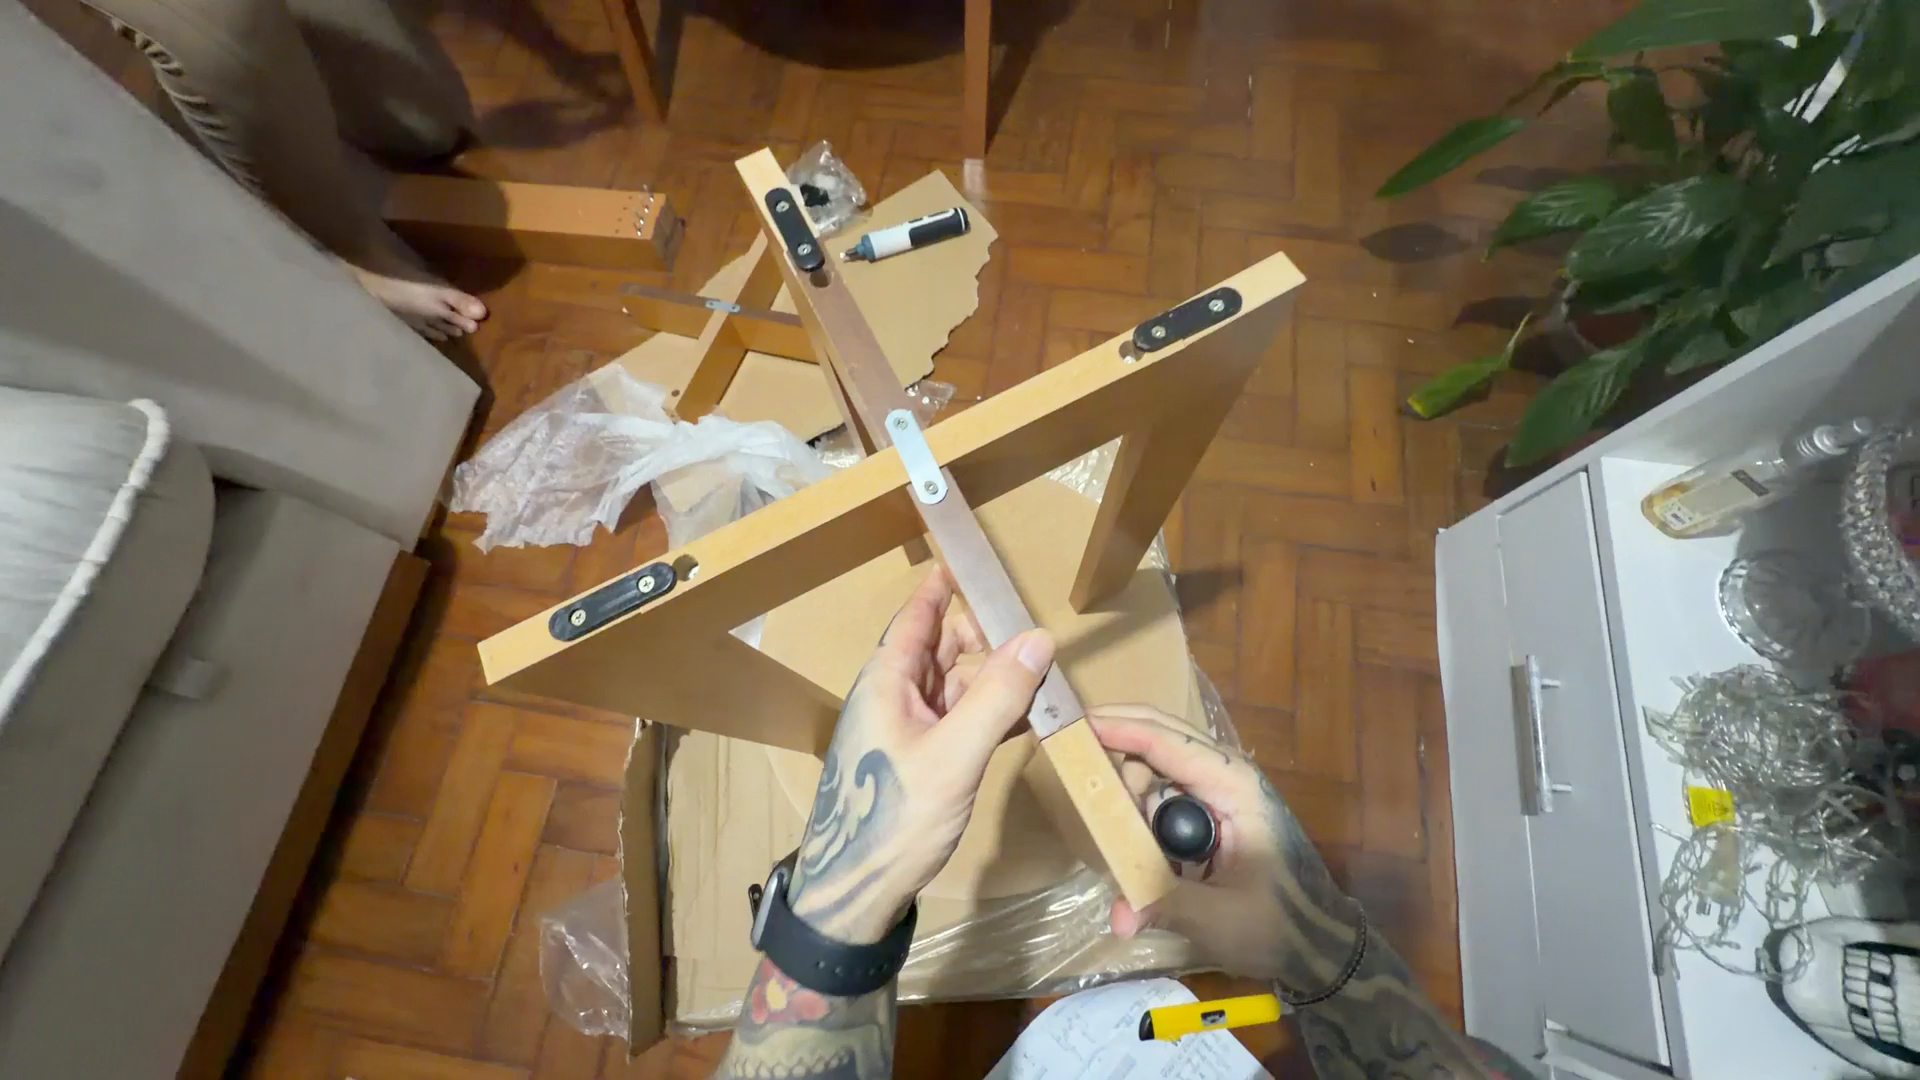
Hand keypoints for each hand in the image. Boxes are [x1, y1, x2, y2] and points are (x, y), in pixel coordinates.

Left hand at [786, 567, 1054, 943]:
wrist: (857, 894)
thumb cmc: (895, 815)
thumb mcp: (953, 754)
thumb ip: (997, 696)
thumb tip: (1038, 637)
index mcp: (888, 681)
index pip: (917, 618)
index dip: (941, 588)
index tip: (968, 561)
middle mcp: (895, 696)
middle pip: (943, 649)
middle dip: (985, 637)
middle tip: (1033, 630)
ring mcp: (909, 728)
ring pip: (956, 686)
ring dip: (995, 679)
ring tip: (1041, 673)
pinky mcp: (923, 758)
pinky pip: (961, 720)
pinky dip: (991, 714)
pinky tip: (1027, 717)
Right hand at [1090, 705, 1349, 980]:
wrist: (1321, 944)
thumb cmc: (1280, 924)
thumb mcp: (1222, 918)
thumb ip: (1165, 906)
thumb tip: (1117, 918)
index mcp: (1234, 785)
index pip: (1168, 742)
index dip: (1121, 729)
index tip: (1078, 723)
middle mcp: (1224, 773)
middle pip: (1159, 735)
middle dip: (1116, 742)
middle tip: (1076, 760)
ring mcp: (1217, 788)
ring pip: (1156, 762)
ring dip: (1128, 785)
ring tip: (1114, 826)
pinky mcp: (1209, 806)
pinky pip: (1162, 788)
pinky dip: (1139, 802)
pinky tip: (1130, 834)